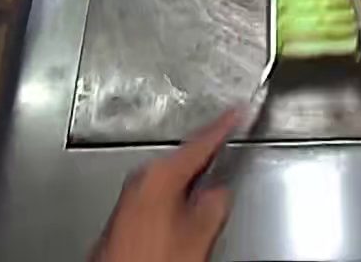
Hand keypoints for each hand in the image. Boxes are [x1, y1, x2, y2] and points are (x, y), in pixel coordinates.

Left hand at [90, 110, 237, 261]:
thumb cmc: (153, 260)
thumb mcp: (197, 235)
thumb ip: (216, 203)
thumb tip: (222, 189)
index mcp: (160, 172)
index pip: (200, 142)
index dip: (222, 127)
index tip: (235, 112)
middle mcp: (142, 176)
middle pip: (184, 161)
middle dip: (205, 163)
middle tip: (225, 159)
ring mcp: (131, 194)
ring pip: (171, 180)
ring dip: (189, 186)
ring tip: (205, 202)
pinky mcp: (125, 214)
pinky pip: (158, 196)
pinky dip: (173, 200)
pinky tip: (180, 220)